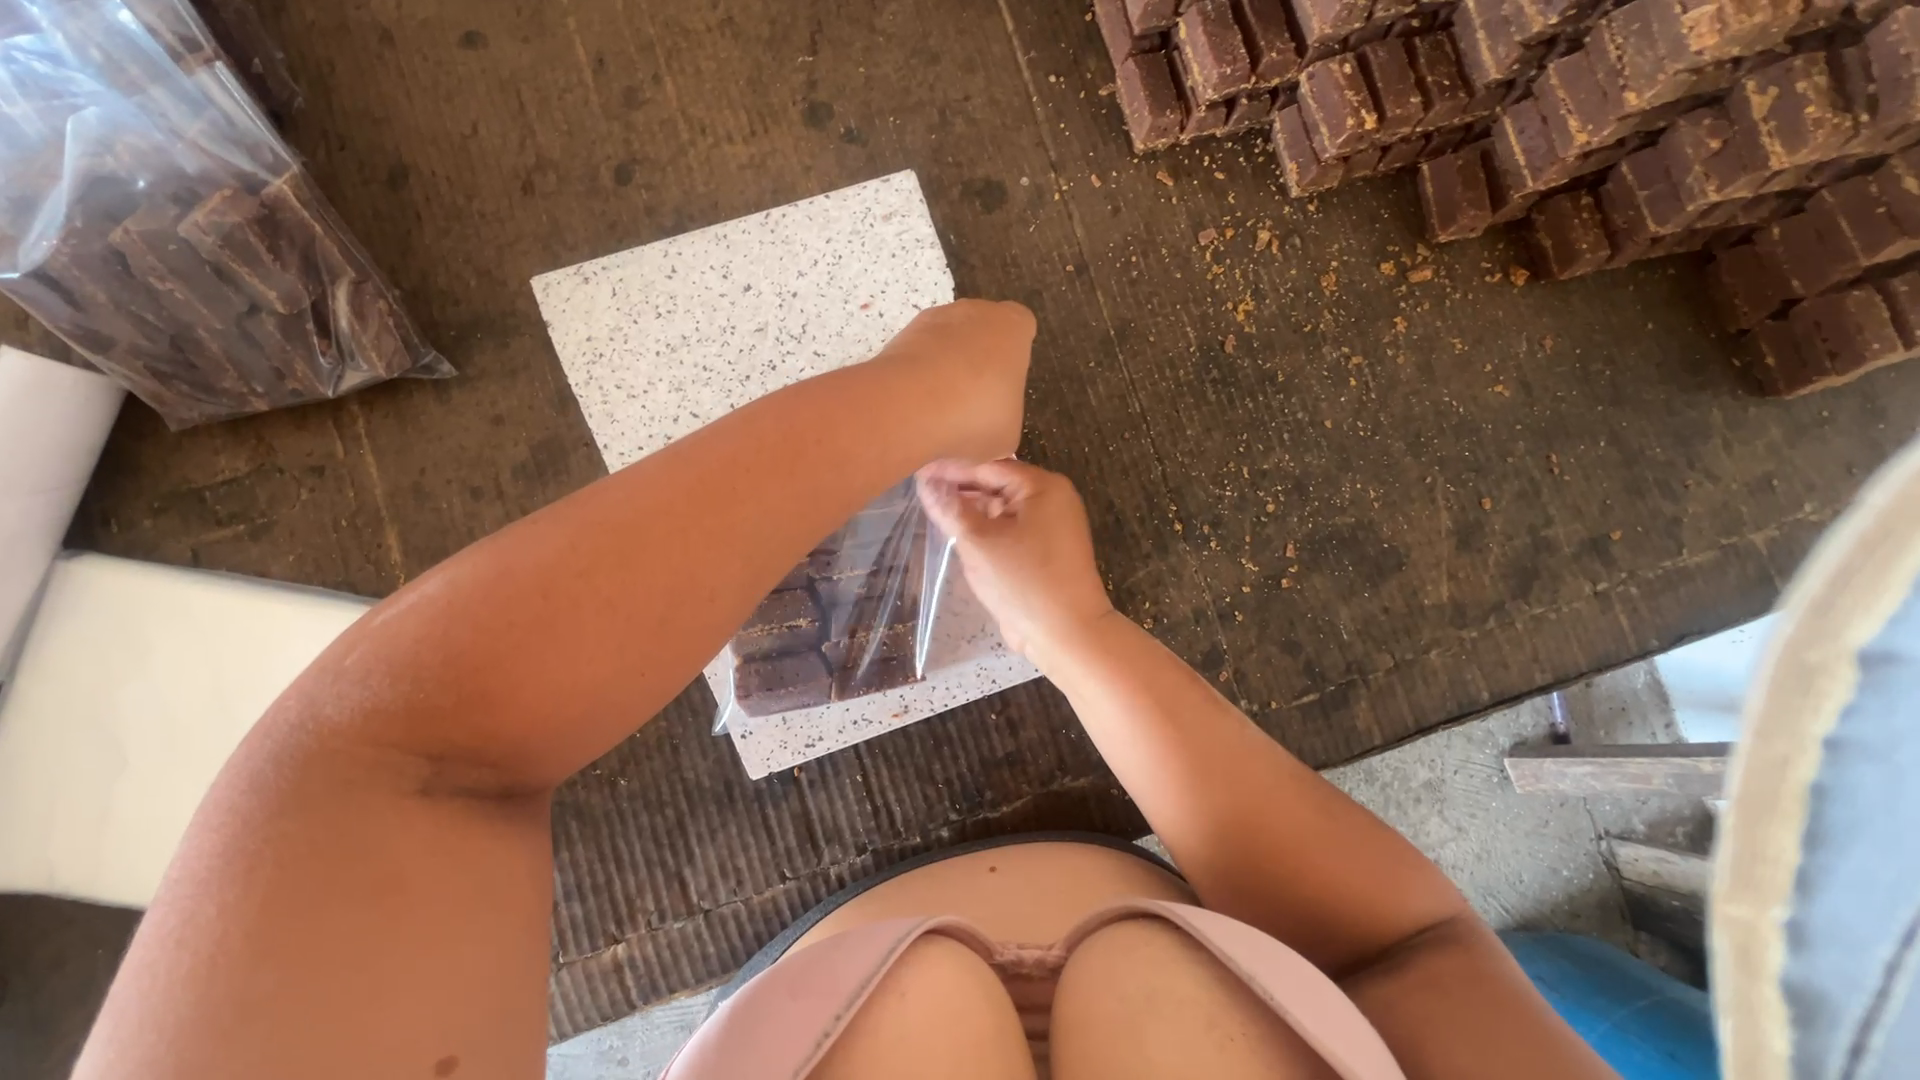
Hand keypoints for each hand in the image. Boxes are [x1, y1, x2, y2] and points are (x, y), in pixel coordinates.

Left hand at [873, 300, 1034, 461]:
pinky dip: (916, 381)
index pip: (1021, 327)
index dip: (1012, 356)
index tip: (1005, 384)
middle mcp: (974, 312)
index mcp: (1012, 326)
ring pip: (944, 344)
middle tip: (973, 404)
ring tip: (939, 413)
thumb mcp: (1007, 435)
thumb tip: (990, 430)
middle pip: (980, 333)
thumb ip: (1004, 421)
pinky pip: (916, 359)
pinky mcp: (899, 337)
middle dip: (976, 363)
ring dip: (943, 372)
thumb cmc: (976, 415)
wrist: (909, 406)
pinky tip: (915, 410)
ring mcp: (932, 320)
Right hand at [916, 459, 1116, 659]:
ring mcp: (1053, 527)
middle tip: (922, 492)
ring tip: (936, 512)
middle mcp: (1053, 500)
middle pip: (998, 486)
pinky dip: (988, 532)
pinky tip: (961, 537)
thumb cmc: (1024, 581)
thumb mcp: (979, 542)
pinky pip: (1012, 531)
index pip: (989, 467)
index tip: (919, 472)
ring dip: (973, 513)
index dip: (952, 470)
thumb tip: (926, 482)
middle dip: (962, 491)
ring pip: (1003, 511)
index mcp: (1043, 487)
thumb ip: (950, 509)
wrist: (1066, 633)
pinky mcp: (1047, 552)